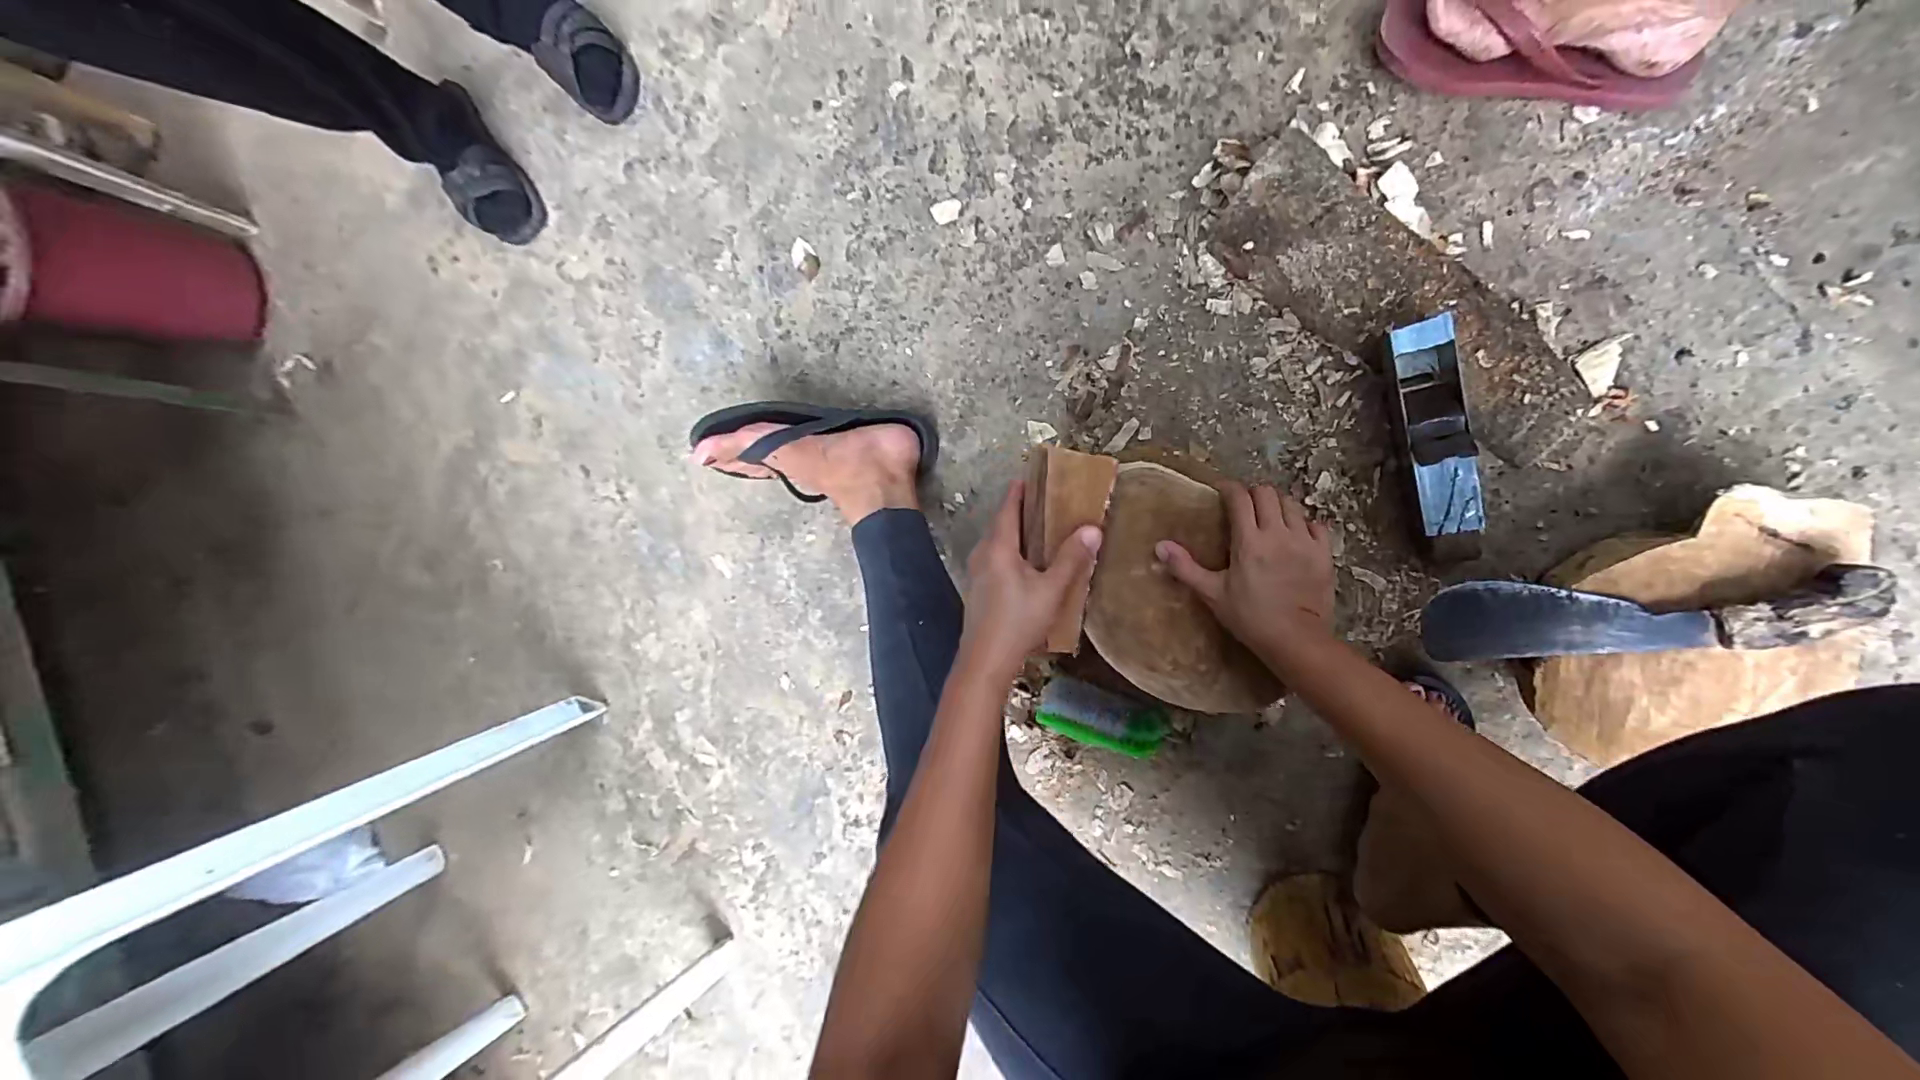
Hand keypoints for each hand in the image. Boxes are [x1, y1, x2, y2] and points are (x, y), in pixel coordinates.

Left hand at [959, 480, 1102, 678]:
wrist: (984, 661)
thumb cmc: (1018, 621)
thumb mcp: (1051, 590)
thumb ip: (1071, 559)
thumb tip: (1093, 529)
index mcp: (998, 547)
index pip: (1008, 508)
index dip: (1020, 490)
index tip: (1033, 476)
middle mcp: (982, 554)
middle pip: (1001, 523)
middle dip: (1022, 511)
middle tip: (1047, 502)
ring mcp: (977, 573)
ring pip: (998, 543)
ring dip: (1017, 533)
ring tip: (1042, 530)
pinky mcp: (979, 590)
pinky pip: (996, 559)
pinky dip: (1012, 551)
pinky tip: (1028, 563)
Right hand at [1155, 482, 1333, 654]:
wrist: (1296, 639)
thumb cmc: (1250, 617)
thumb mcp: (1212, 593)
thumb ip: (1185, 567)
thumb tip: (1159, 546)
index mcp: (1249, 541)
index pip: (1239, 498)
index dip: (1229, 489)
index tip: (1221, 491)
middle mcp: (1278, 533)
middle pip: (1267, 493)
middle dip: (1253, 494)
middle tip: (1243, 506)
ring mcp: (1305, 542)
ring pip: (1292, 504)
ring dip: (1277, 505)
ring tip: (1268, 517)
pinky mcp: (1324, 553)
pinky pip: (1317, 525)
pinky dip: (1304, 523)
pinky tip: (1295, 534)